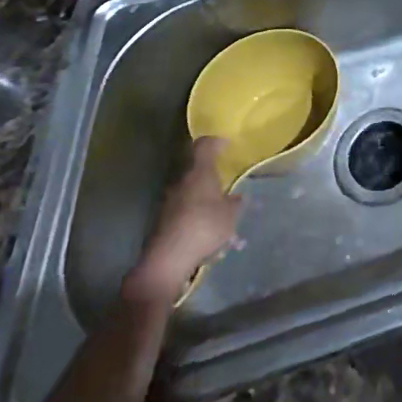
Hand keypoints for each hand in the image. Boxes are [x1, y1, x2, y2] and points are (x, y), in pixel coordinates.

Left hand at [123, 137, 241, 304]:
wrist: (168, 259)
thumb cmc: (204, 227)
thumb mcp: (230, 216)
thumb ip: (236, 204)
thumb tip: (238, 197)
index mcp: (200, 173)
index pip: (204, 146)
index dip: (216, 142)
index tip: (227, 144)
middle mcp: (182, 182)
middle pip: (197, 171)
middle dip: (212, 179)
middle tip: (228, 189)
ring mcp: (170, 201)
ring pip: (191, 194)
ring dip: (204, 201)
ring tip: (221, 220)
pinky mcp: (163, 221)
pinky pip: (185, 212)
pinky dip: (196, 218)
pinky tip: (208, 237)